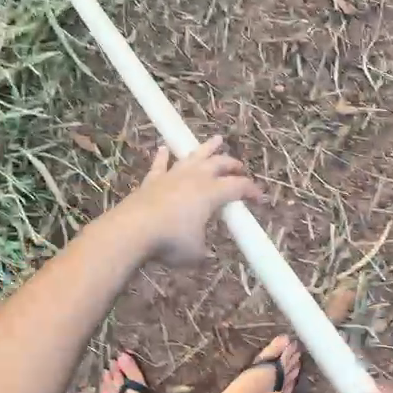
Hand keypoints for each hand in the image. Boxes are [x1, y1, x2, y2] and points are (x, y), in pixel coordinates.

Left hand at [105, 137, 260, 266]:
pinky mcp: (152, 181)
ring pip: (193, 156)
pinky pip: (160, 165)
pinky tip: (163, 149)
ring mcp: (172, 176)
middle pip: (219, 164)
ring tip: (217, 140)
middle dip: (232, 164)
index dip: (252, 191)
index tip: (259, 198)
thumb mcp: (195, 253)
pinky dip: (163, 157)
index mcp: (212, 193)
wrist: (133, 230)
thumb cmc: (170, 241)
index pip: (239, 186)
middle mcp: (195, 178)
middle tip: (240, 167)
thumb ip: (202, 249)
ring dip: (206, 148)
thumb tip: (202, 250)